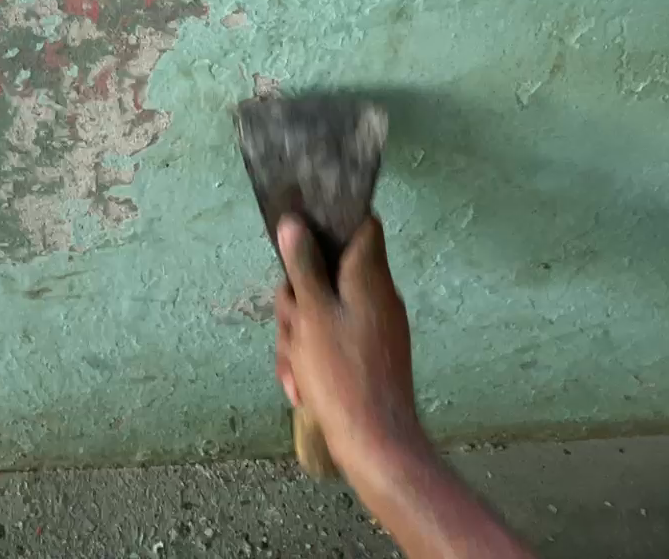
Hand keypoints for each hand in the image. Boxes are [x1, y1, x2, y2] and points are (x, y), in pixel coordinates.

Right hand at [274, 215, 429, 472]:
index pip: (361, 224)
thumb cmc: (341, 373)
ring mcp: (374, 325)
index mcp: (369, 277)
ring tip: (295, 367)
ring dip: (299, 333)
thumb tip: (294, 222)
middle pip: (328, 271)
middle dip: (297, 298)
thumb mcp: (311, 314)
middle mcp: (376, 295)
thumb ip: (303, 265)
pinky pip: (331, 337)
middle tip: (292, 325)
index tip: (298, 235)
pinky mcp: (367, 352)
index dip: (329, 221)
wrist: (376, 446)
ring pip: (322, 308)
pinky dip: (312, 354)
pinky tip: (300, 384)